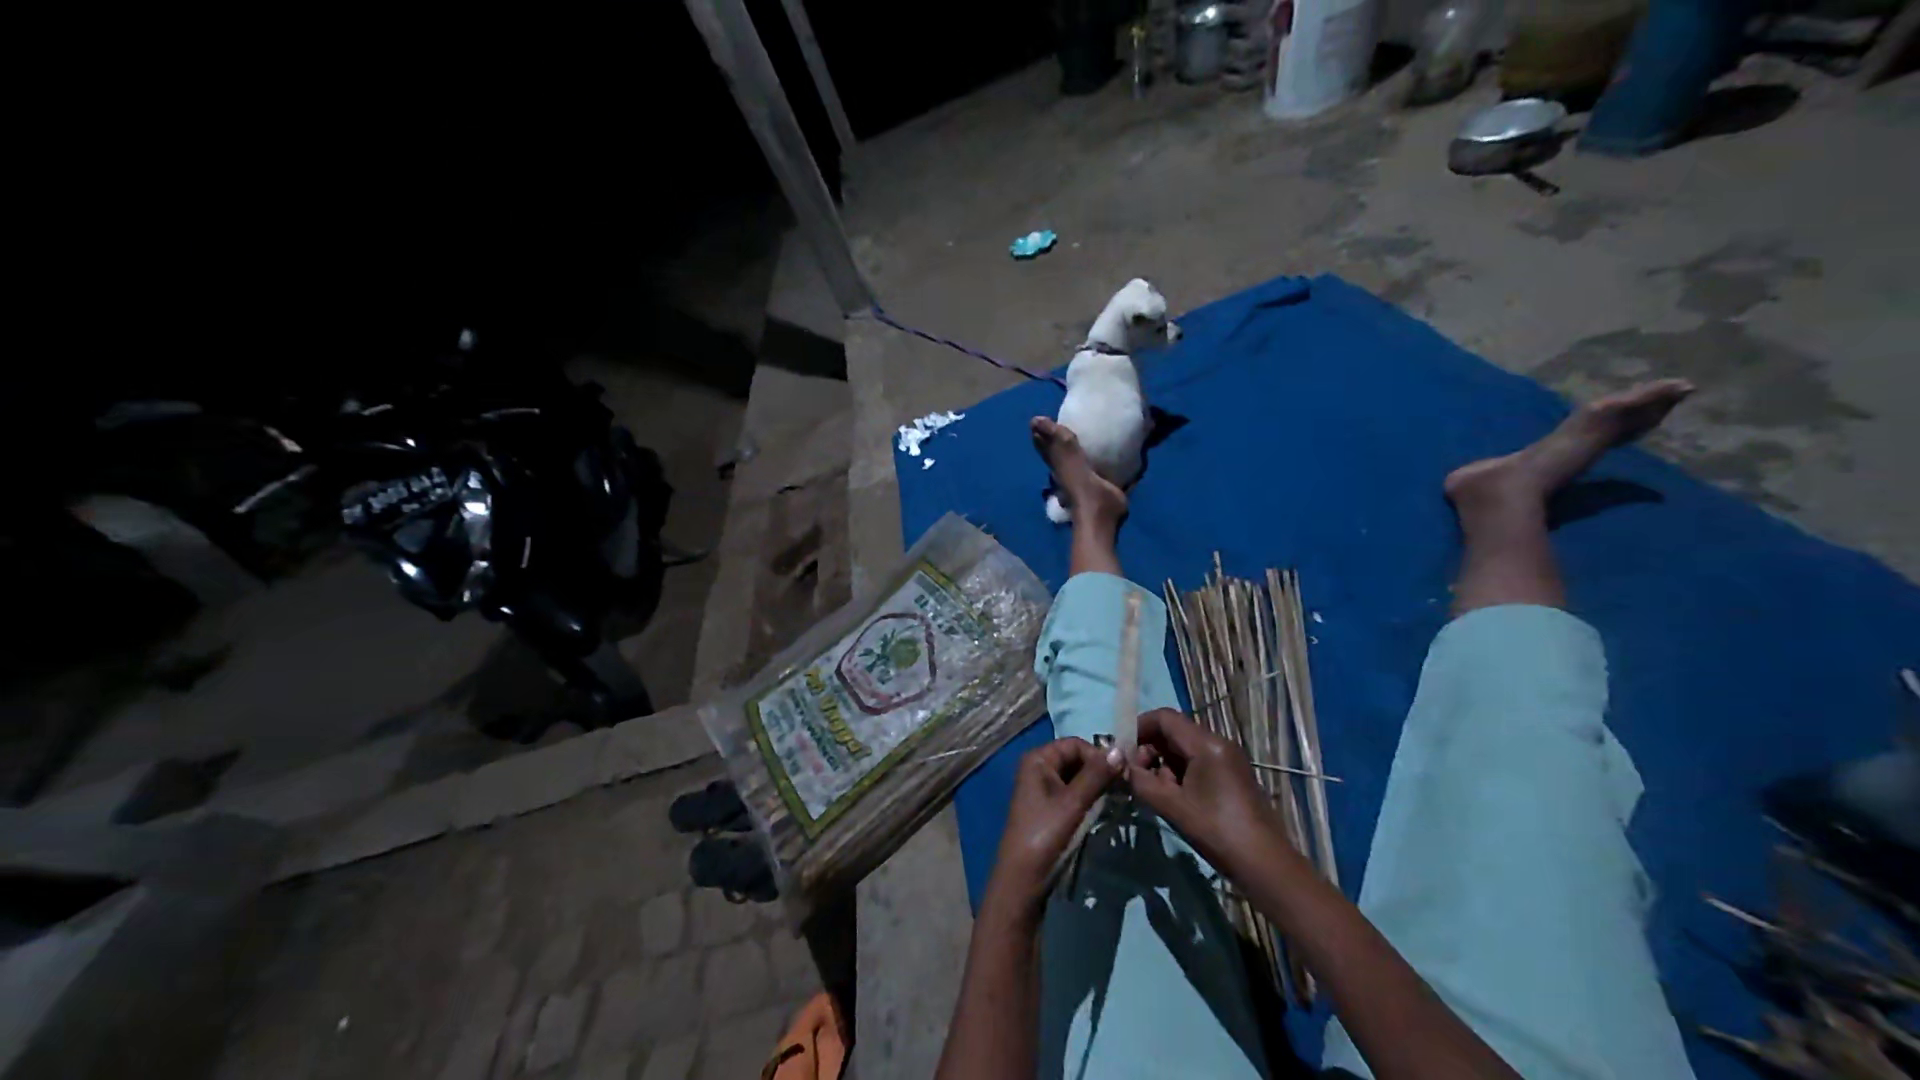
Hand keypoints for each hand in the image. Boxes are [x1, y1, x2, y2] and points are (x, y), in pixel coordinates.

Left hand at [984, 737, 1119, 918]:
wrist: (1022, 881)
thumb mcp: (1072, 803)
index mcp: (1037, 760)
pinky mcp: (1049, 809)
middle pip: (1076, 759)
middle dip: (1099, 770)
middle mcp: (1038, 769)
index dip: (1098, 755)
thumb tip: (1120, 749)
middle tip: (1123, 787)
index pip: (1075, 744)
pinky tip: (1103, 809)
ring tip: (1117, 799)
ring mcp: (1043, 790)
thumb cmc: (1044, 835)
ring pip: (1077, 778)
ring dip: (1097, 786)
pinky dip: (1089, 798)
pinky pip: (1073, 794)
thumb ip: (1096, 775)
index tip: (1122, 774)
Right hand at [1128, 708, 1283, 876]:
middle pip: (1174, 731)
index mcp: (1207, 744)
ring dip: (1163, 763)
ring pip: (1184, 747)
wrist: (1264, 864)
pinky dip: (1179, 772)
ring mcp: (1228, 758)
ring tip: (1154, 790)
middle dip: (1149, 748)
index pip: (1164, 718)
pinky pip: (1197, 760)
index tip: (1122, 750)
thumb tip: (1121, 765)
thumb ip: (1141, 781)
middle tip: (1136, 774)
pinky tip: (1173, 796)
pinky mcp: (1231, 774)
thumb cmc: (1216, 831)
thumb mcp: (1172, 806)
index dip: (1138, 727)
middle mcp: (1219, 743)